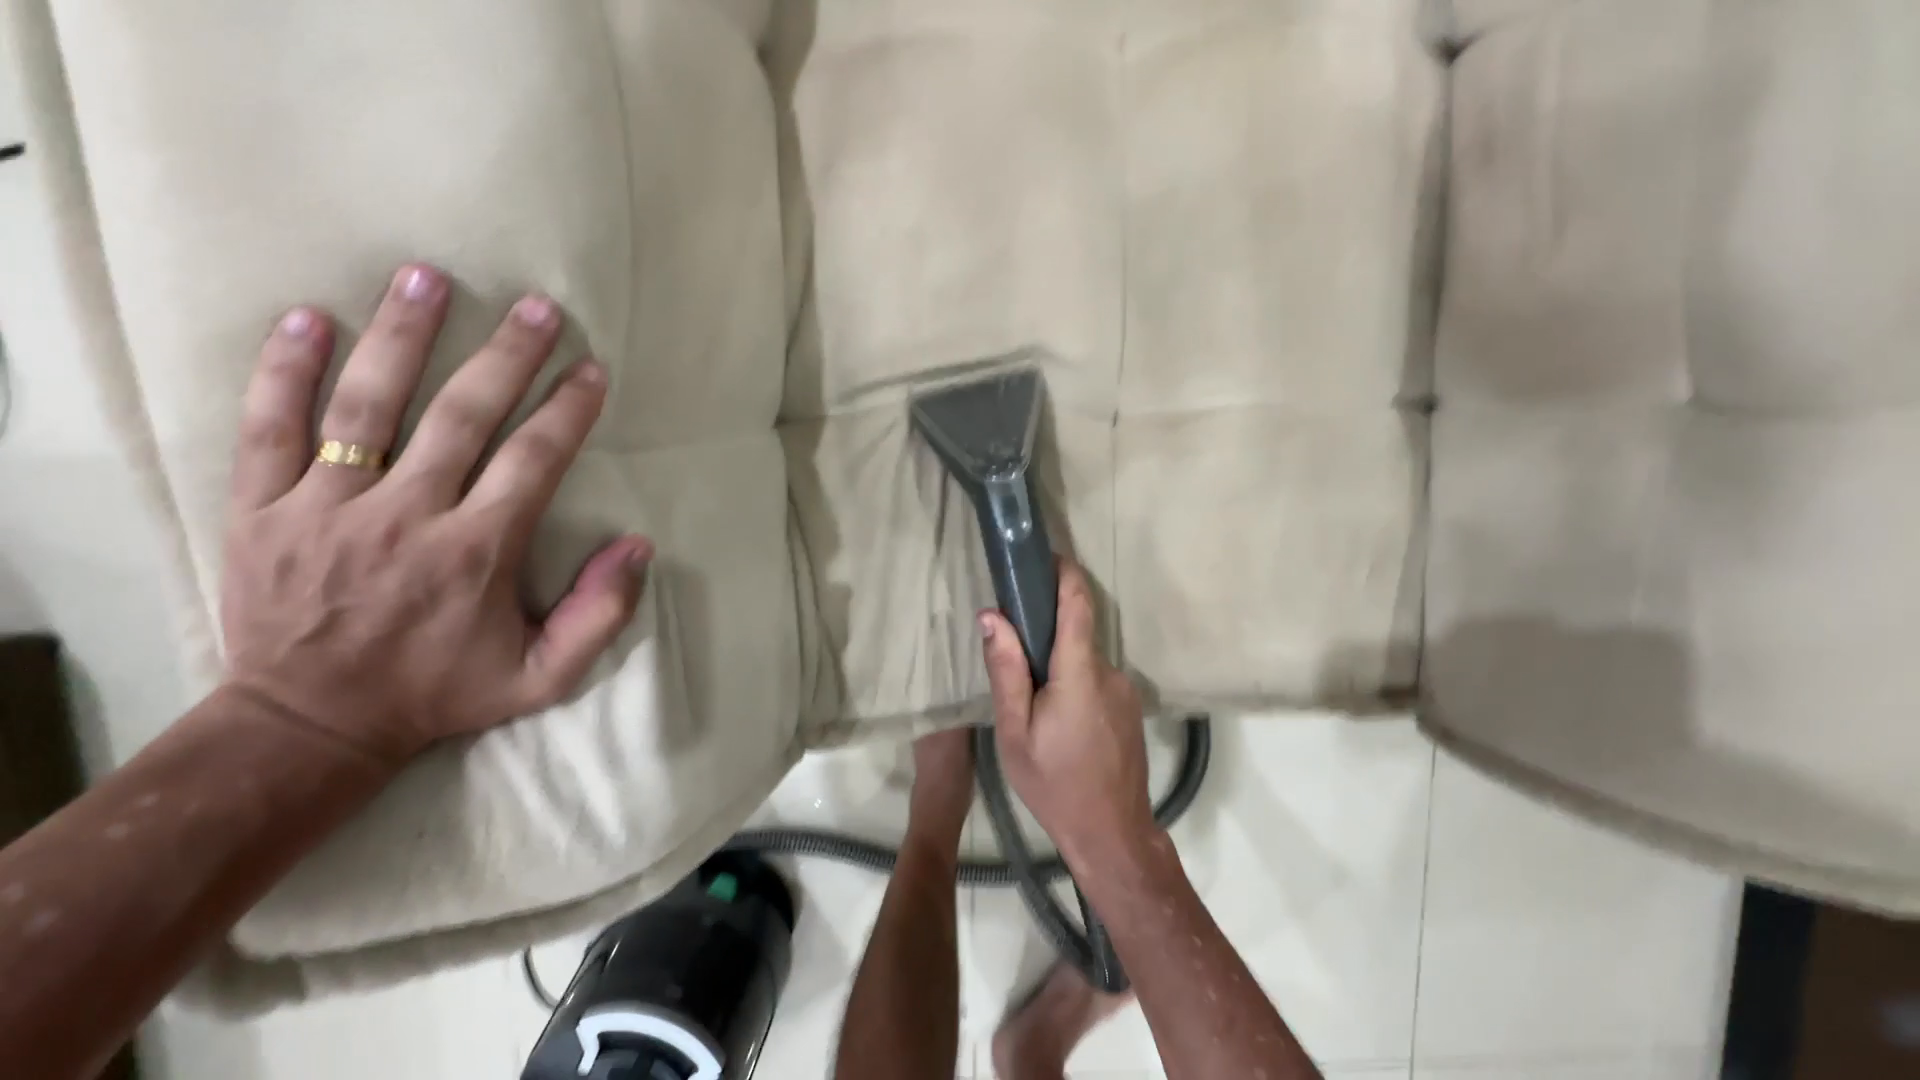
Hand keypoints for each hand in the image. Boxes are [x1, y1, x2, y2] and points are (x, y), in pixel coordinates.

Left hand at [218, 264, 650, 761]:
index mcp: (476, 552)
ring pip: (366, 405)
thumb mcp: (541, 677)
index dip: (567, 409)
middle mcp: (407, 516)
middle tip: (535, 307)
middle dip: (506, 356)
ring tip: (427, 278)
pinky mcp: (262, 511)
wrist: (311, 723)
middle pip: (462, 415)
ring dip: (401, 336)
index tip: (590, 370)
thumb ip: (599, 616)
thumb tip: (638, 545)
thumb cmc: (438, 693)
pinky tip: (307, 319)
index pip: (533, 459)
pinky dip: (284, 371)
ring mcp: (328, 508)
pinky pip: (267, 429)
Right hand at [979, 560, 1154, 862]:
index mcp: (1080, 674)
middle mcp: (1110, 673)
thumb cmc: (1055, 785)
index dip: (1064, 573)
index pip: (1078, 604)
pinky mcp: (1130, 709)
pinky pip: (1096, 681)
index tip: (1044, 556)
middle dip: (1045, 633)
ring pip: (1084, 661)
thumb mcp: (1016, 733)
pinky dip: (1074, 684)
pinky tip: (1057, 722)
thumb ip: (1006, 671)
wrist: (1111, 833)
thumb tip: (992, 616)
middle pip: (1077, 633)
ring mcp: (1125, 691)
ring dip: (1058, 667)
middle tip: (1011, 654)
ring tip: (1032, 706)